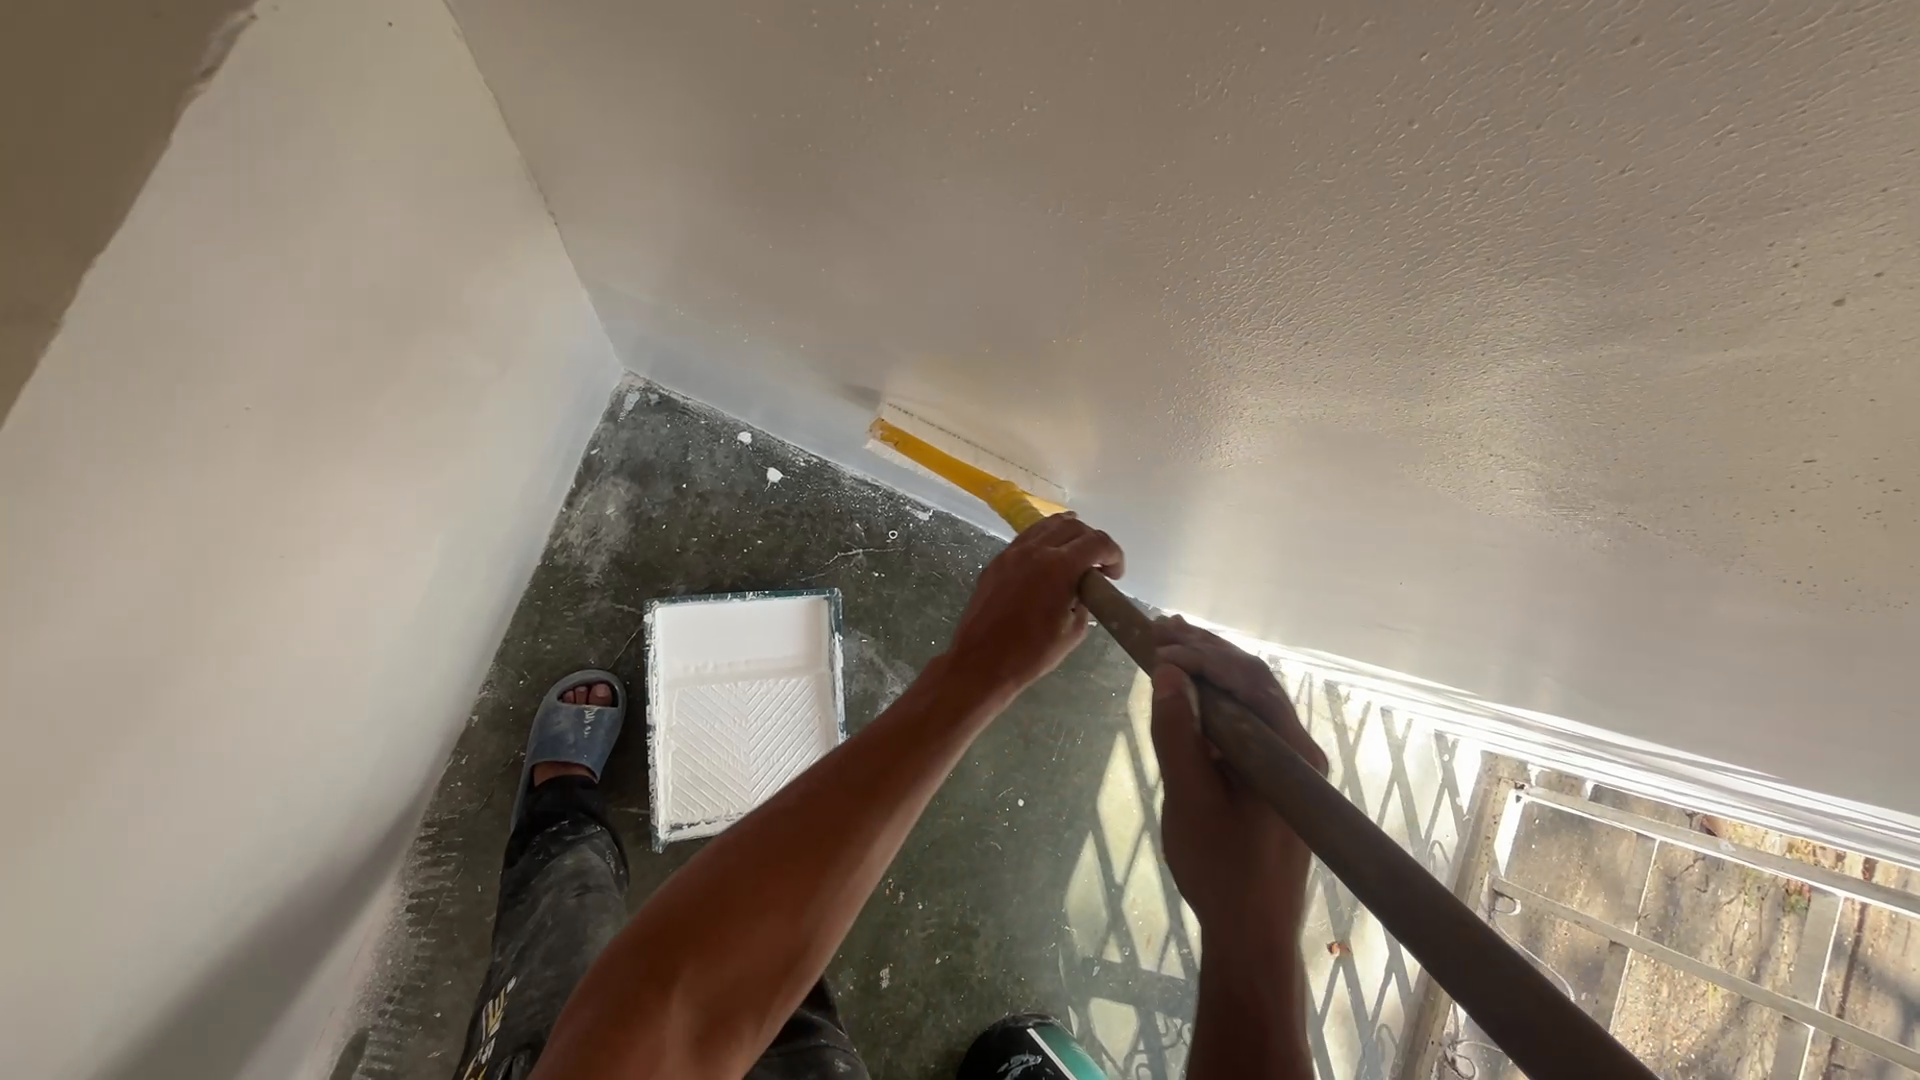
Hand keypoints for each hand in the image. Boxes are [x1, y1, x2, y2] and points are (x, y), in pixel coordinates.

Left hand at [943, 513, 1123, 705]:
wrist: (982, 661)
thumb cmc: (1031, 653)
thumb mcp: (1073, 631)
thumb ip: (1084, 602)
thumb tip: (1082, 590)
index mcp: (1059, 567)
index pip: (1097, 542)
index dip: (1114, 554)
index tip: (1115, 573)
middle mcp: (1036, 550)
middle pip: (1073, 526)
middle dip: (1093, 540)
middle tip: (1098, 563)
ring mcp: (1013, 553)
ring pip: (1046, 525)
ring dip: (1068, 532)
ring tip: (1077, 548)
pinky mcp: (997, 561)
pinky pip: (1027, 537)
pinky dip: (1044, 538)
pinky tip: (1049, 554)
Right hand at [1151, 616, 1327, 938]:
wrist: (1251, 934)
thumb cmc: (1221, 869)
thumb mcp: (1189, 799)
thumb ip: (1178, 735)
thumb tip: (1165, 674)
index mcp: (1290, 754)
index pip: (1251, 681)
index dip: (1205, 654)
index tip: (1159, 643)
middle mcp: (1297, 751)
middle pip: (1254, 682)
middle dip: (1206, 651)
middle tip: (1160, 628)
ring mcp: (1286, 764)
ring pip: (1249, 699)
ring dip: (1209, 670)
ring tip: (1169, 643)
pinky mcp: (1270, 777)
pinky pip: (1243, 723)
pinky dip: (1212, 700)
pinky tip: (1185, 690)